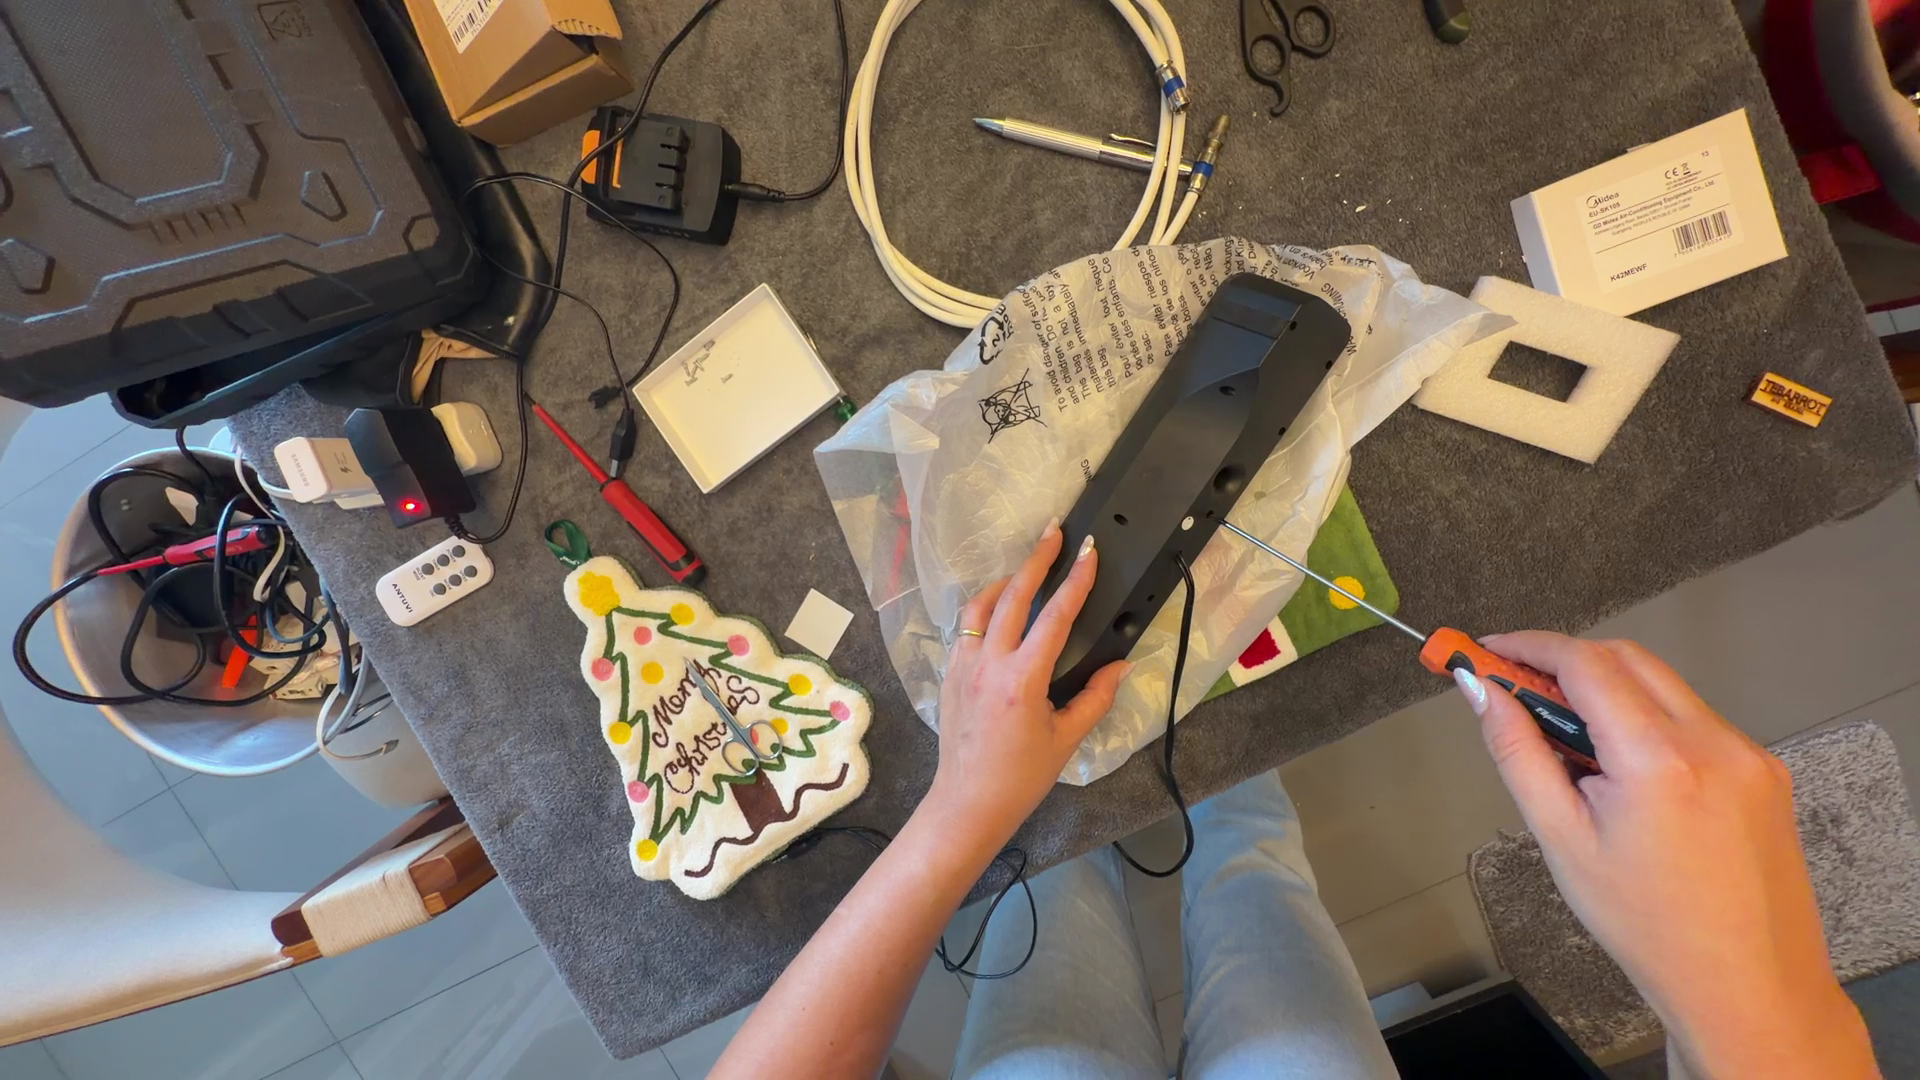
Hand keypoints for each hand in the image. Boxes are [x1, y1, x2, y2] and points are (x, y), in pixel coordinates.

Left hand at [922, 519, 1129, 851]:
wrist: (967, 802)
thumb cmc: (1021, 777)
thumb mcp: (1066, 739)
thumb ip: (1096, 697)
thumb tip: (1121, 664)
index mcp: (1022, 679)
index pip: (1054, 616)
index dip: (1076, 580)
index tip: (1089, 550)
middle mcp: (987, 662)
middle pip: (1013, 595)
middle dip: (1037, 559)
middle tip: (1054, 532)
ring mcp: (962, 664)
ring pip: (981, 605)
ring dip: (1006, 581)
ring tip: (1027, 571)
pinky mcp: (948, 671)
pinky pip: (966, 627)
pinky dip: (985, 609)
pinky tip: (999, 611)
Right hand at [1457, 632, 1876, 1077]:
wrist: (1751, 987)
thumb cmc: (1639, 916)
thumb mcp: (1558, 832)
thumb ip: (1515, 748)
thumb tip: (1477, 688)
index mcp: (1660, 759)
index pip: (1585, 664)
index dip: (1526, 645)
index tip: (1482, 649)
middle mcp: (1716, 742)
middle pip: (1625, 658)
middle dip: (1559, 656)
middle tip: (1507, 680)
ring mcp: (1750, 754)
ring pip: (1658, 682)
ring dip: (1597, 683)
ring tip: (1552, 724)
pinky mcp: (1762, 771)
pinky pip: (1686, 714)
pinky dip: (1635, 710)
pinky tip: (1608, 753)